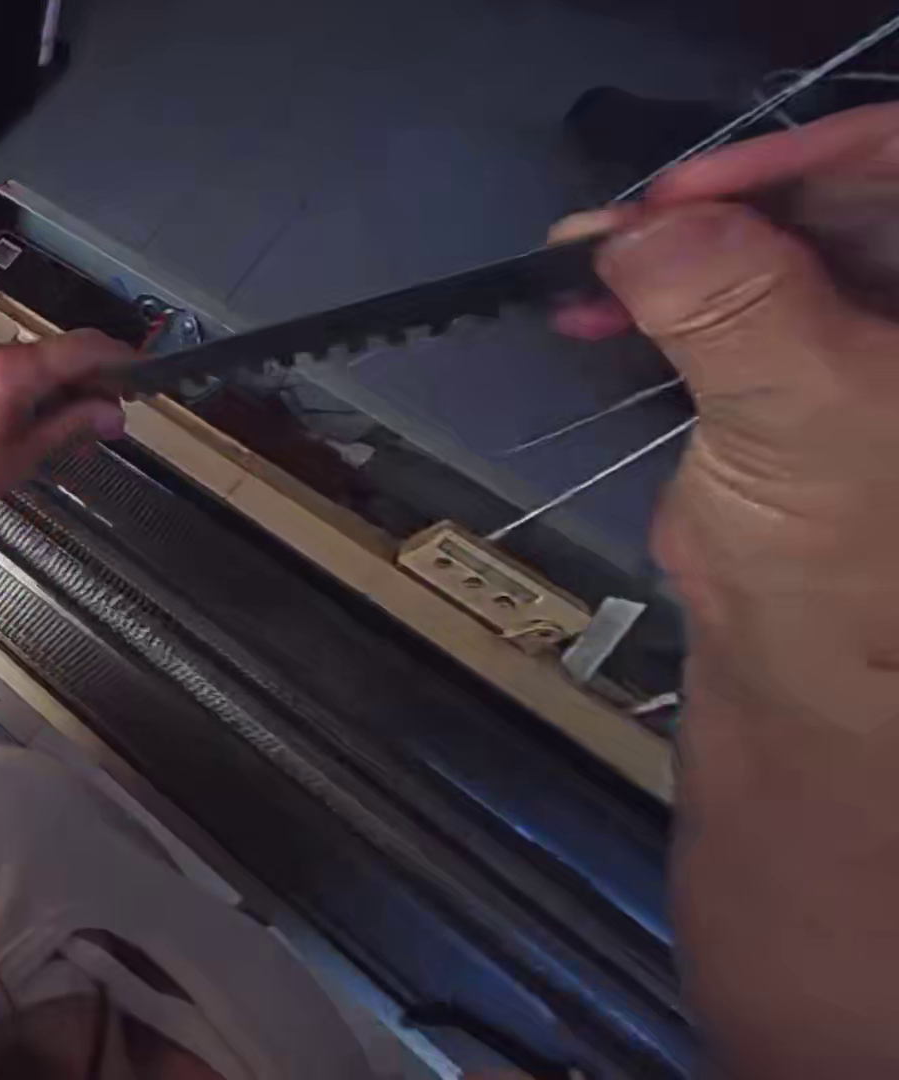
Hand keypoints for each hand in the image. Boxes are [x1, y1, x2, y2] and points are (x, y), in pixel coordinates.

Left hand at [0, 329, 133, 535]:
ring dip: (70, 387)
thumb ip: (71, 426)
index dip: (120, 359)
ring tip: (89, 424)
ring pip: (42, 362)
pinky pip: (18, 371)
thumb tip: (110, 413)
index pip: (82, 349)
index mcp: (9, 373)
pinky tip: (55, 417)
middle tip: (118, 411)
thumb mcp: (22, 456)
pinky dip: (43, 389)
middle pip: (63, 353)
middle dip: (97, 379)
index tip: (145, 372)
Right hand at [552, 104, 898, 730]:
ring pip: (767, 250)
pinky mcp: (788, 363)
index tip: (676, 194)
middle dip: (711, 212)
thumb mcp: (800, 414)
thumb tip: (644, 229)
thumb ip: (736, 313)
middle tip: (598, 235)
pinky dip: (651, 303)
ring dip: (665, 259)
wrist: (805, 629)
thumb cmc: (852, 535)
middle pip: (841, 200)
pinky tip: (590, 314)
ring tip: (575, 274)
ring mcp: (868, 324)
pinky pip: (722, 303)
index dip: (807, 161)